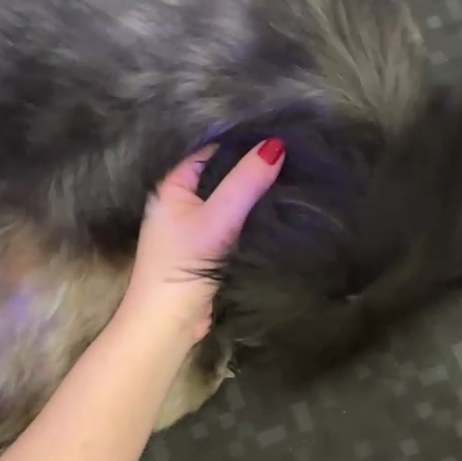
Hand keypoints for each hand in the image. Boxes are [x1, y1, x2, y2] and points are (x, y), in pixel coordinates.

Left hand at [116, 138, 285, 344]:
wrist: (167, 322)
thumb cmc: (183, 264)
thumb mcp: (217, 217)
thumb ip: (245, 182)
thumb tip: (276, 145)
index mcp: (173, 186)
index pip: (212, 152)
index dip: (243, 145)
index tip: (281, 138)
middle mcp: (181, 204)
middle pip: (223, 177)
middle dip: (253, 171)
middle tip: (294, 158)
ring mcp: (195, 230)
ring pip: (231, 204)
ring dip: (255, 198)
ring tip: (294, 180)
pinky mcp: (209, 253)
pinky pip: (235, 227)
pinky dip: (253, 221)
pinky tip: (281, 214)